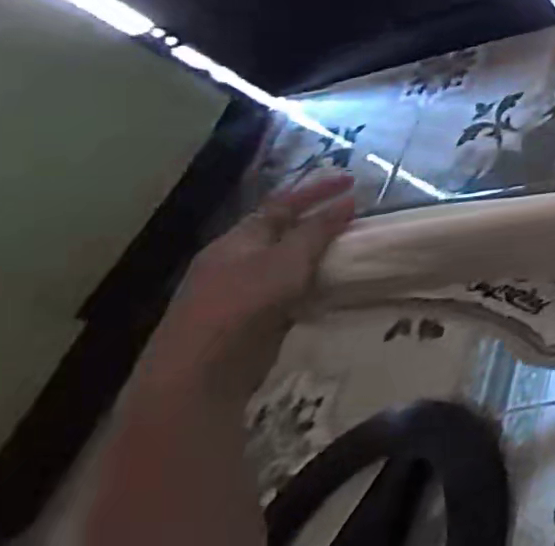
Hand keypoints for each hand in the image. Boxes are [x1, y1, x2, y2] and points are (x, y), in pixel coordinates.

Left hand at [142, 174, 356, 396]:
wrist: (198, 375)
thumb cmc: (243, 305)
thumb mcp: (288, 260)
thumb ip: (318, 229)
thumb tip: (347, 201)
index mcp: (236, 241)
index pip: (280, 204)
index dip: (316, 189)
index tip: (353, 179)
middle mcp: (232, 261)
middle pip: (280, 231)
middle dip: (316, 220)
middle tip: (355, 213)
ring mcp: (235, 292)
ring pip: (284, 260)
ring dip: (316, 251)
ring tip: (351, 246)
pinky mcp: (245, 318)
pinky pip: (286, 287)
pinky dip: (310, 279)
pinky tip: (330, 283)